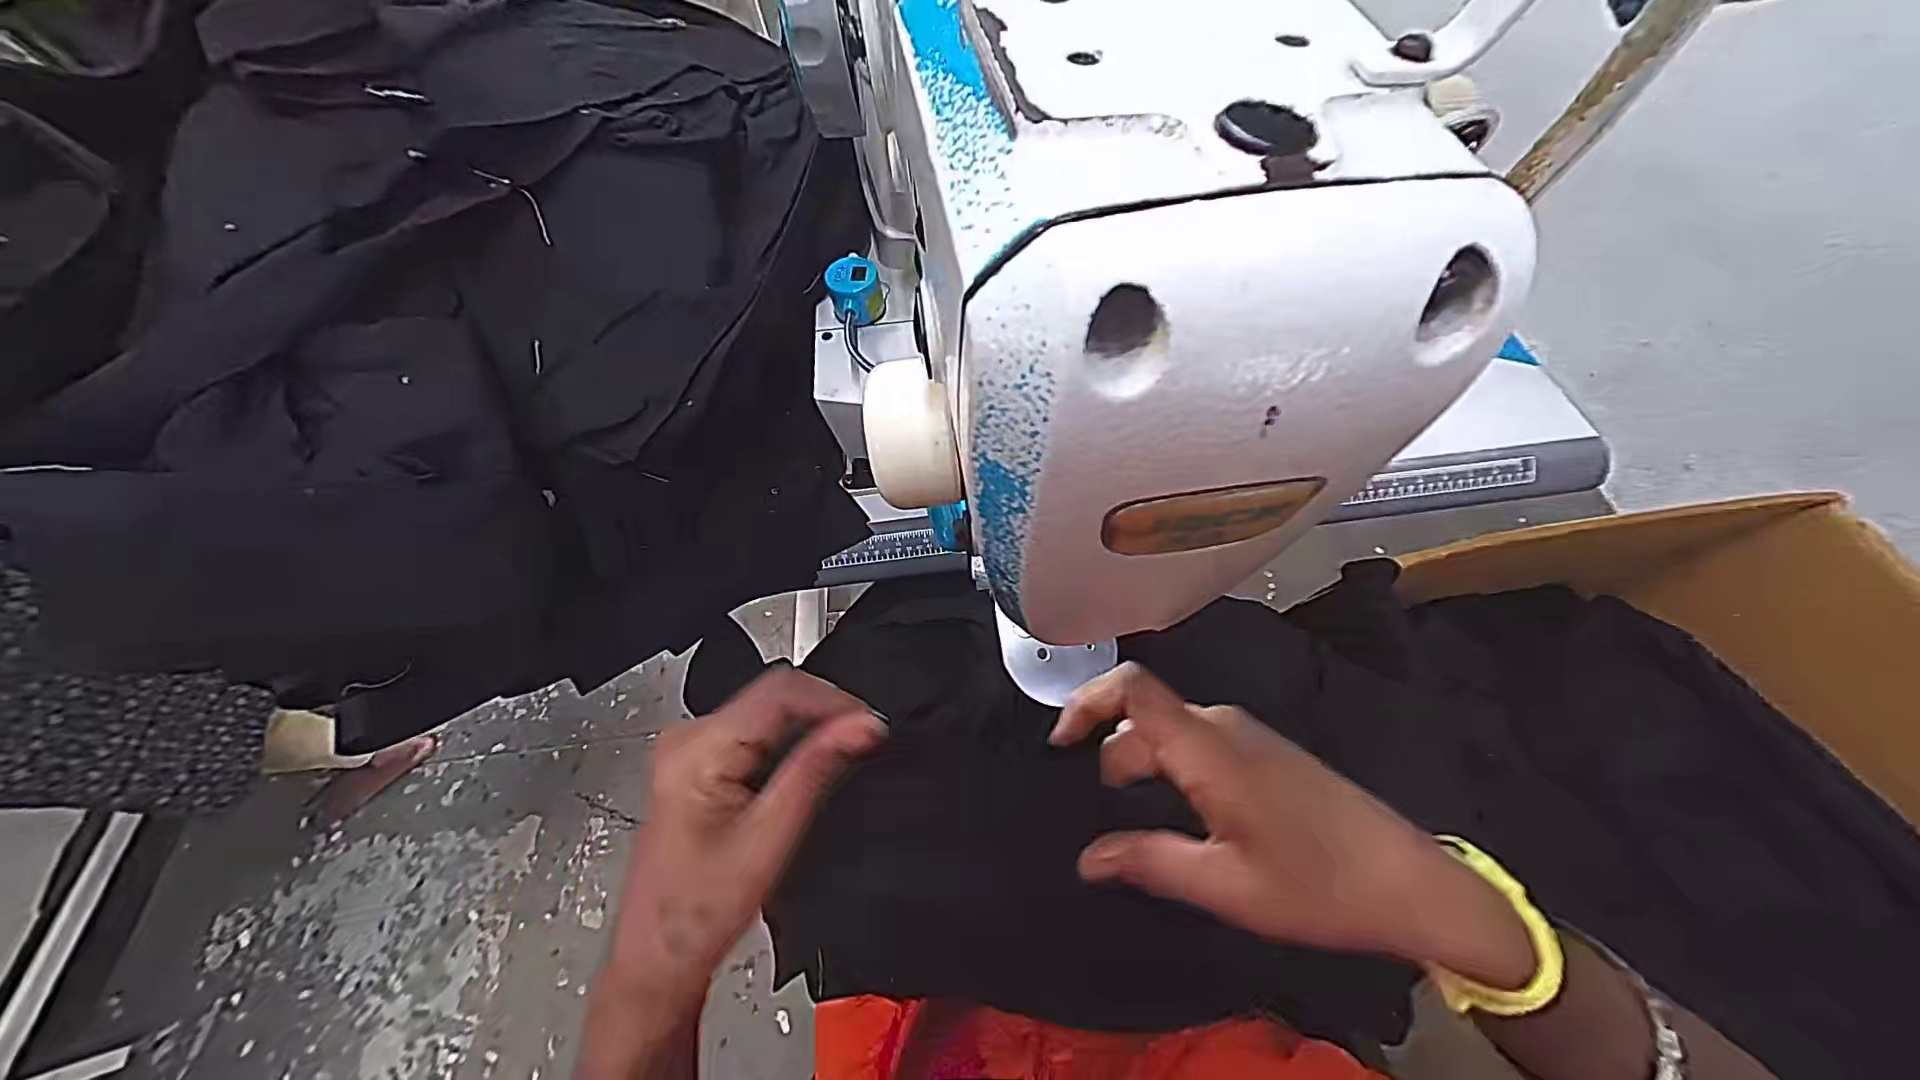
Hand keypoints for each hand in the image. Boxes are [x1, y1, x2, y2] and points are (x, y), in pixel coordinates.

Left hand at [601, 667, 886, 1010]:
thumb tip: (860, 726)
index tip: (868, 724)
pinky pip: (758, 728)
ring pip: (770, 708)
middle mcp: (687, 739)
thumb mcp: (772, 836)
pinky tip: (810, 763)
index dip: (835, 702)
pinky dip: (792, 739)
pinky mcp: (700, 760)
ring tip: (844, 751)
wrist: (660, 957)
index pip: (782, 692)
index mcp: (697, 750)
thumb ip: (818, 769)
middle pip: (776, 694)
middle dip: (826, 711)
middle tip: (862, 738)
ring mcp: (690, 748)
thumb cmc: (696, 915)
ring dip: (811, 724)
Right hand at [1051, 662, 1534, 988]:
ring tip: (1134, 814)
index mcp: (1207, 746)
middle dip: (1111, 754)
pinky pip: (1197, 741)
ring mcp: (1246, 734)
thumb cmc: (1317, 883)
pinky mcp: (1262, 750)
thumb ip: (1149, 862)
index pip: (1131, 688)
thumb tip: (1088, 859)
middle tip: (1099, 809)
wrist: (1413, 882)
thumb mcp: (1224, 884)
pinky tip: (1178, 809)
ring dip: (1141, 762)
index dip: (1085, 701)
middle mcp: (1223, 725)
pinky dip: (1168, 764)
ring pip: (1170, 730)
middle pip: (1144, 715)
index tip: (1060, 743)